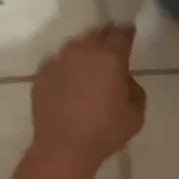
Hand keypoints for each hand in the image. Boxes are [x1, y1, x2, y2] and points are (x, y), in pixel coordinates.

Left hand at [31, 24, 145, 168]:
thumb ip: (133, 88)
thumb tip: (123, 79)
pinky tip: (68, 84)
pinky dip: (65, 68)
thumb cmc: (105, 131)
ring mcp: (59, 60)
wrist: (63, 147)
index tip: (129, 33)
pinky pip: (58, 63)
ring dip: (83, 52)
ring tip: (87, 68)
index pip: (121, 34)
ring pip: (75, 47)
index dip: (126, 32)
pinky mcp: (42, 73)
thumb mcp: (135, 113)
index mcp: (109, 58)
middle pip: (96, 34)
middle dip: (105, 37)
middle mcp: (83, 51)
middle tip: (110, 48)